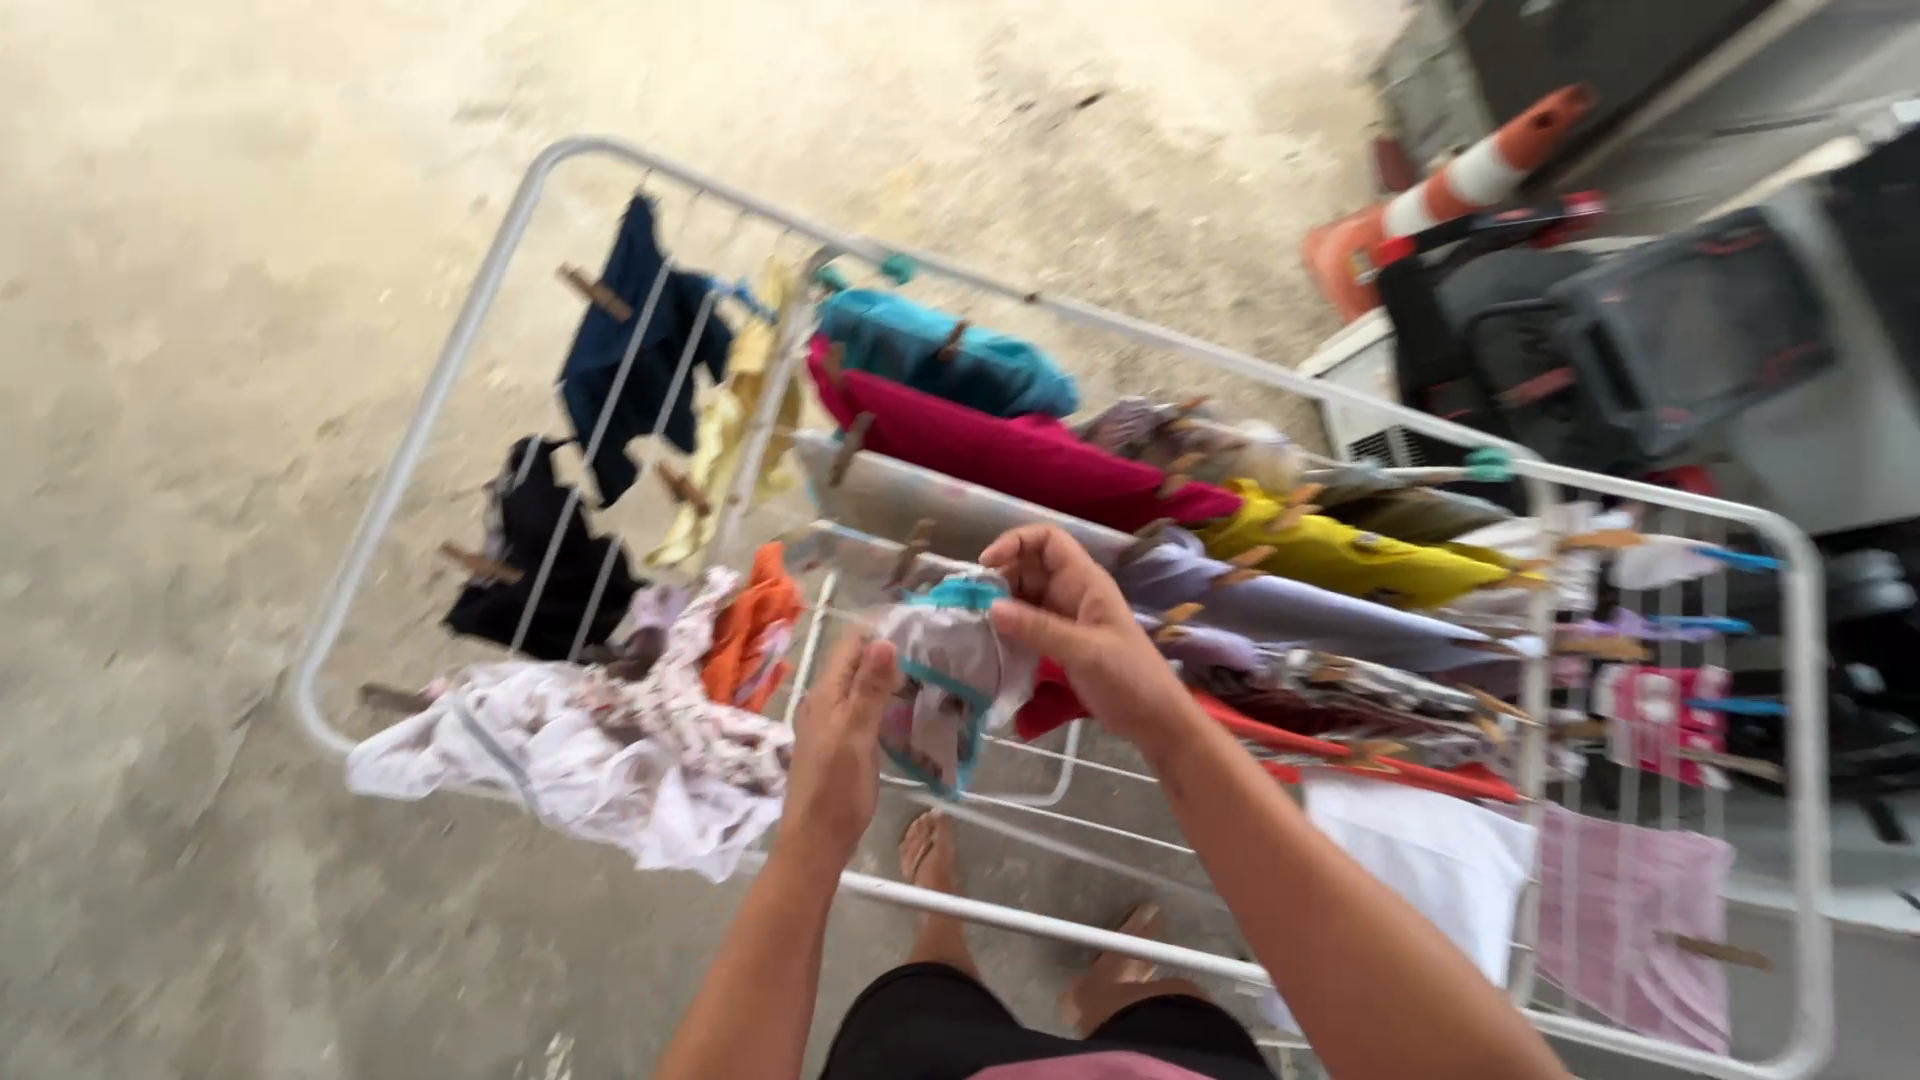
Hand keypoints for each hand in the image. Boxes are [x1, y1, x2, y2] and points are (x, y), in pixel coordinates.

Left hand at [782, 633, 899, 867]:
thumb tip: (884, 641)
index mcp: (824, 695)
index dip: (877, 628)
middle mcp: (821, 702)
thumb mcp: (857, 736)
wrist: (815, 842)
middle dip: (884, 648)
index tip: (913, 619)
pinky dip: (879, 698)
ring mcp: (826, 723)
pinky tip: (900, 706)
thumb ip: (869, 690)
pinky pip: (858, 706)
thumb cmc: (837, 789)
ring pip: (856, 685)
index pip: (850, 645)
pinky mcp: (836, 742)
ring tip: (921, 668)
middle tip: (927, 644)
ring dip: (883, 674)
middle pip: (853, 662)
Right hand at [981, 525, 1196, 751]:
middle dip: (1001, 577)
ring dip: (1001, 604)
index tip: (987, 563)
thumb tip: (991, 608)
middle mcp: (1072, 592)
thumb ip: (1039, 629)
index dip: (1016, 541)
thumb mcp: (1085, 651)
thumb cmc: (1130, 678)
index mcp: (1085, 581)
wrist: (1155, 720)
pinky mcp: (1060, 642)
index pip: (1048, 539)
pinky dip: (1009, 628)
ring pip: (1025, 596)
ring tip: (976, 623)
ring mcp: (1065, 617)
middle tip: (975, 602)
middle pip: (1029, 566)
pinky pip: (1027, 624)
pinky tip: (992, 643)